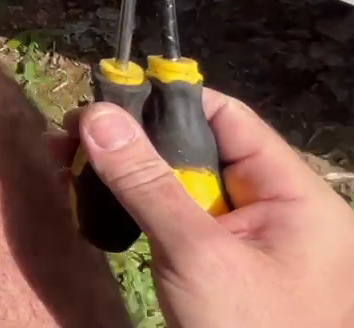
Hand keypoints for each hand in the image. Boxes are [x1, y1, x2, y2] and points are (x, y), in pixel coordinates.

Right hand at [73, 88, 353, 327]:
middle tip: (63, 136)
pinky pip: (166, 209)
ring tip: (60, 163)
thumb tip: (96, 111)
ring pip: (170, 177)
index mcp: (293, 196)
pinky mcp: (216, 257)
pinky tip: (83, 195)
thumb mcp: (195, 253)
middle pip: (188, 145)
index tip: (99, 95)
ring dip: (113, 168)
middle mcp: (272, 206)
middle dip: (123, 137)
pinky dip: (124, 198)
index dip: (162, 99)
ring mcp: (244, 234)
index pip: (224, 117)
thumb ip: (145, 180)